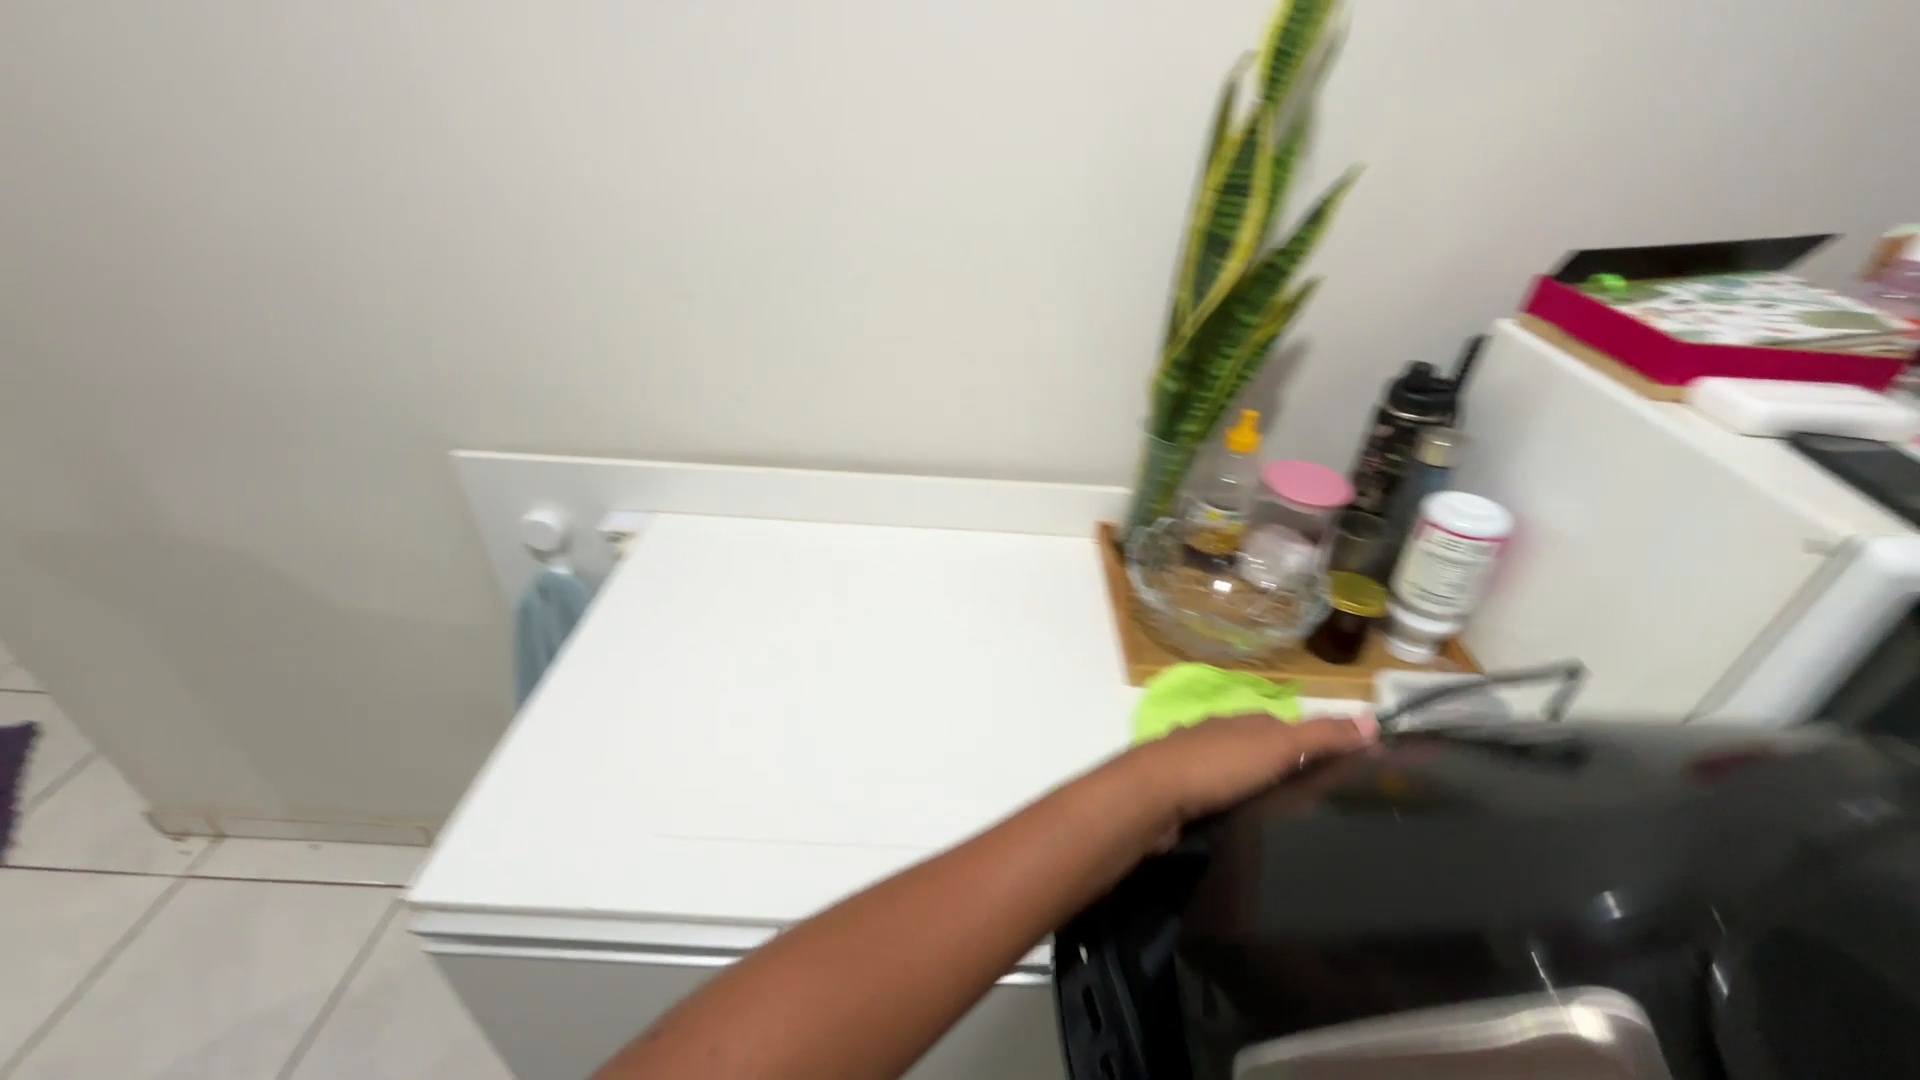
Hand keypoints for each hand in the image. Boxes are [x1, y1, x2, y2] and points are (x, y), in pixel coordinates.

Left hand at [1121, 711, 1378, 830]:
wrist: (1151, 795)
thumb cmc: (1217, 765)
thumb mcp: (1278, 746)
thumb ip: (1322, 735)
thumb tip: (1373, 719)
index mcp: (1240, 721)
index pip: (1284, 726)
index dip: (1313, 743)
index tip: (1340, 770)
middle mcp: (1216, 736)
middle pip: (1258, 750)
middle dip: (1283, 770)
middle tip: (1319, 806)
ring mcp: (1193, 765)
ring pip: (1234, 776)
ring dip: (1255, 791)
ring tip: (1288, 822)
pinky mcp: (1179, 796)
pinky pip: (1214, 799)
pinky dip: (1230, 808)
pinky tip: (1244, 826)